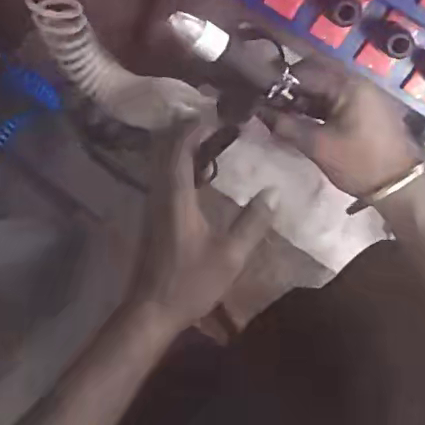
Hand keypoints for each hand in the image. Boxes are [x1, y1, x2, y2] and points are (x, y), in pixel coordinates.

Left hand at [128, 120, 276, 331]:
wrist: (151, 310)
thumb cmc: (190, 283)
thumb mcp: (230, 256)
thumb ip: (252, 222)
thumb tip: (273, 192)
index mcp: (175, 197)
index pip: (179, 148)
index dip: (195, 126)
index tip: (217, 113)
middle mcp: (158, 194)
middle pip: (165, 148)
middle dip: (186, 128)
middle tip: (215, 118)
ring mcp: (152, 205)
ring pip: (162, 161)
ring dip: (182, 144)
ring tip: (211, 135)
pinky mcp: (153, 216)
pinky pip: (164, 175)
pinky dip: (180, 162)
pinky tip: (201, 169)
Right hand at [265, 58, 423, 198]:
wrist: (399, 185)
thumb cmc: (359, 163)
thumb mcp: (318, 147)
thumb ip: (287, 126)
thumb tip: (260, 111)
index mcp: (348, 84)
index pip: (305, 70)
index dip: (280, 80)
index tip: (260, 94)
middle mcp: (357, 81)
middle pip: (316, 74)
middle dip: (292, 88)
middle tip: (271, 105)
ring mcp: (364, 94)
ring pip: (326, 87)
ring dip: (304, 98)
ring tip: (283, 115)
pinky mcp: (366, 108)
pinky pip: (336, 98)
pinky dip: (319, 106)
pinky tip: (303, 120)